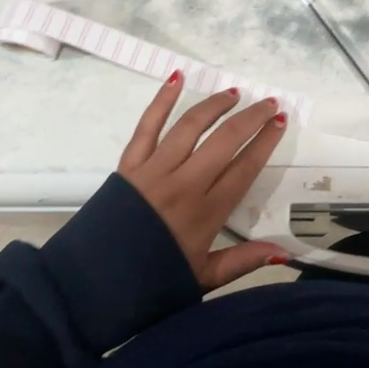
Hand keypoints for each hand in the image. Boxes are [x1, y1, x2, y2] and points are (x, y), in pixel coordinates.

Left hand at [118, 72, 286, 290]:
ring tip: (234, 93)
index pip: (245, 167)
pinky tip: (176, 78)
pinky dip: (161, 100)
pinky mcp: (128, 165)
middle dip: (251, 118)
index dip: (265, 142)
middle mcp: (184, 184)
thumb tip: (282, 253)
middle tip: (270, 103)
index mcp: (206, 212)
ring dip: (215, 105)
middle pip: (224, 140)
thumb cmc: (150, 286)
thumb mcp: (202, 280)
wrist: (86, 289)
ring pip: (190, 126)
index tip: (281, 122)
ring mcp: (154, 170)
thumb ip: (242, 261)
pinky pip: (147, 126)